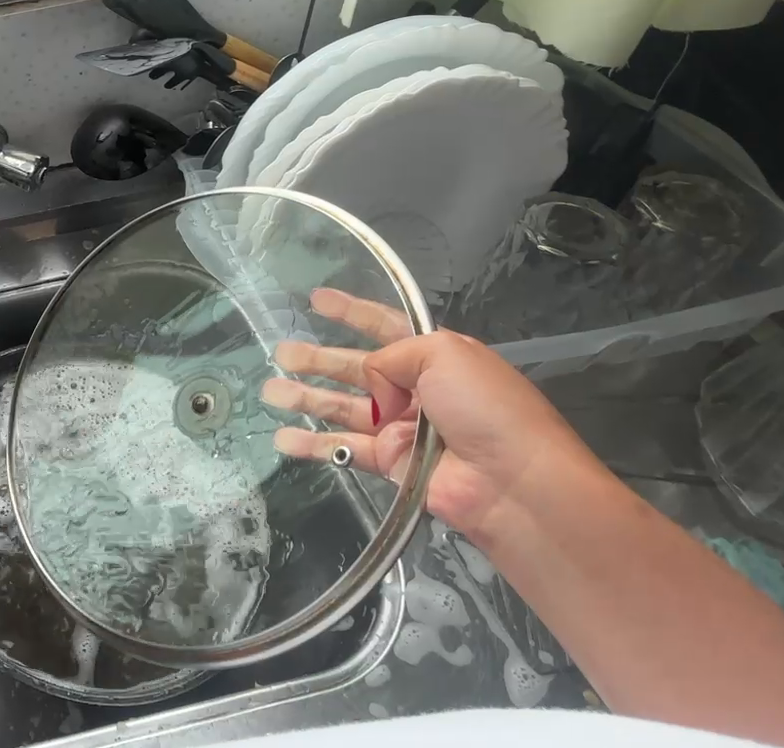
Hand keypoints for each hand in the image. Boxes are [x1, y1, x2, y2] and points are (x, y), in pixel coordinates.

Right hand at [263, 288, 607, 545]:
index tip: (316, 299)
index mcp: (435, 357)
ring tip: (269, 390)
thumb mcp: (444, 355)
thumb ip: (392, 356)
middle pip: (354, 368)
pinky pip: (342, 448)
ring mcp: (400, 428)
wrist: (514, 483)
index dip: (350, 312)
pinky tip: (282, 437)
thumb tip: (369, 380)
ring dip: (305, 398)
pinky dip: (311, 443)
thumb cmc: (486, 408)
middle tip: (280, 352)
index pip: (384, 326)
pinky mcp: (389, 463)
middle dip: (317, 358)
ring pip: (340, 407)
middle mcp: (415, 389)